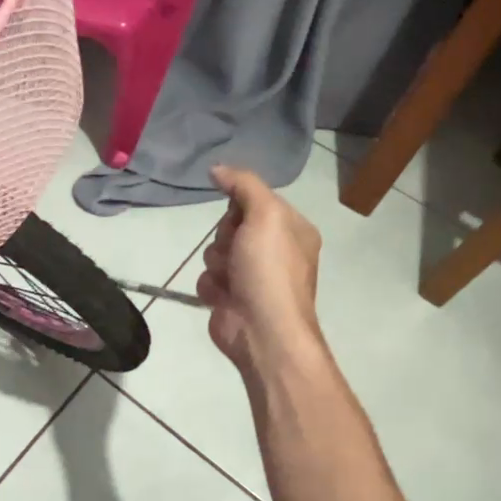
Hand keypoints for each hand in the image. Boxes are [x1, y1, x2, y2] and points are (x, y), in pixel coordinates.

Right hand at [196, 165, 323, 373]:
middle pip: (230, 224)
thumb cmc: (270, 271)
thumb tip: (217, 169)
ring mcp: (252, 276)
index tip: (239, 219)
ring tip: (232, 280)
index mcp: (292, 229)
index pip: (254, 200)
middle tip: (237, 252)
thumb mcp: (265, 215)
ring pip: (215, 251)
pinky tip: (223, 297)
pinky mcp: (231, 297)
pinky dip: (212, 286)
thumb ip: (243, 185)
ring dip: (217, 263)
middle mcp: (275, 251)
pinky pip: (208, 277)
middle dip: (226, 237)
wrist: (262, 331)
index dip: (240, 209)